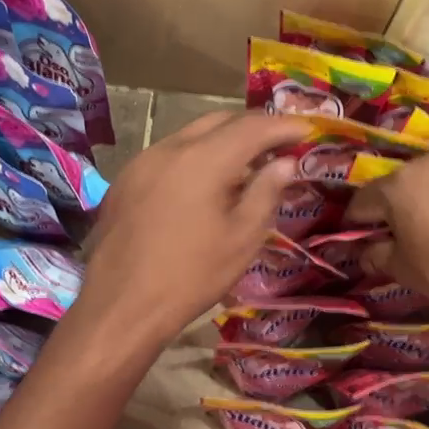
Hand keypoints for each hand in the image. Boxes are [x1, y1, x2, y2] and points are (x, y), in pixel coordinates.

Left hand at [77, 111, 307, 344]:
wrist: (120, 307)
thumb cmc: (189, 278)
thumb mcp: (241, 240)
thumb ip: (265, 194)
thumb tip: (284, 164)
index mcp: (202, 159)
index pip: (252, 126)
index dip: (284, 126)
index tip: (308, 132)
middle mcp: (167, 149)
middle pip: (218, 121)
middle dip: (251, 128)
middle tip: (278, 147)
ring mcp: (139, 164)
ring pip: (188, 137)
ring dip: (219, 143)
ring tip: (243, 169)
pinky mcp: (122, 184)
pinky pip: (165, 157)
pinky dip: (191, 160)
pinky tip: (202, 188)